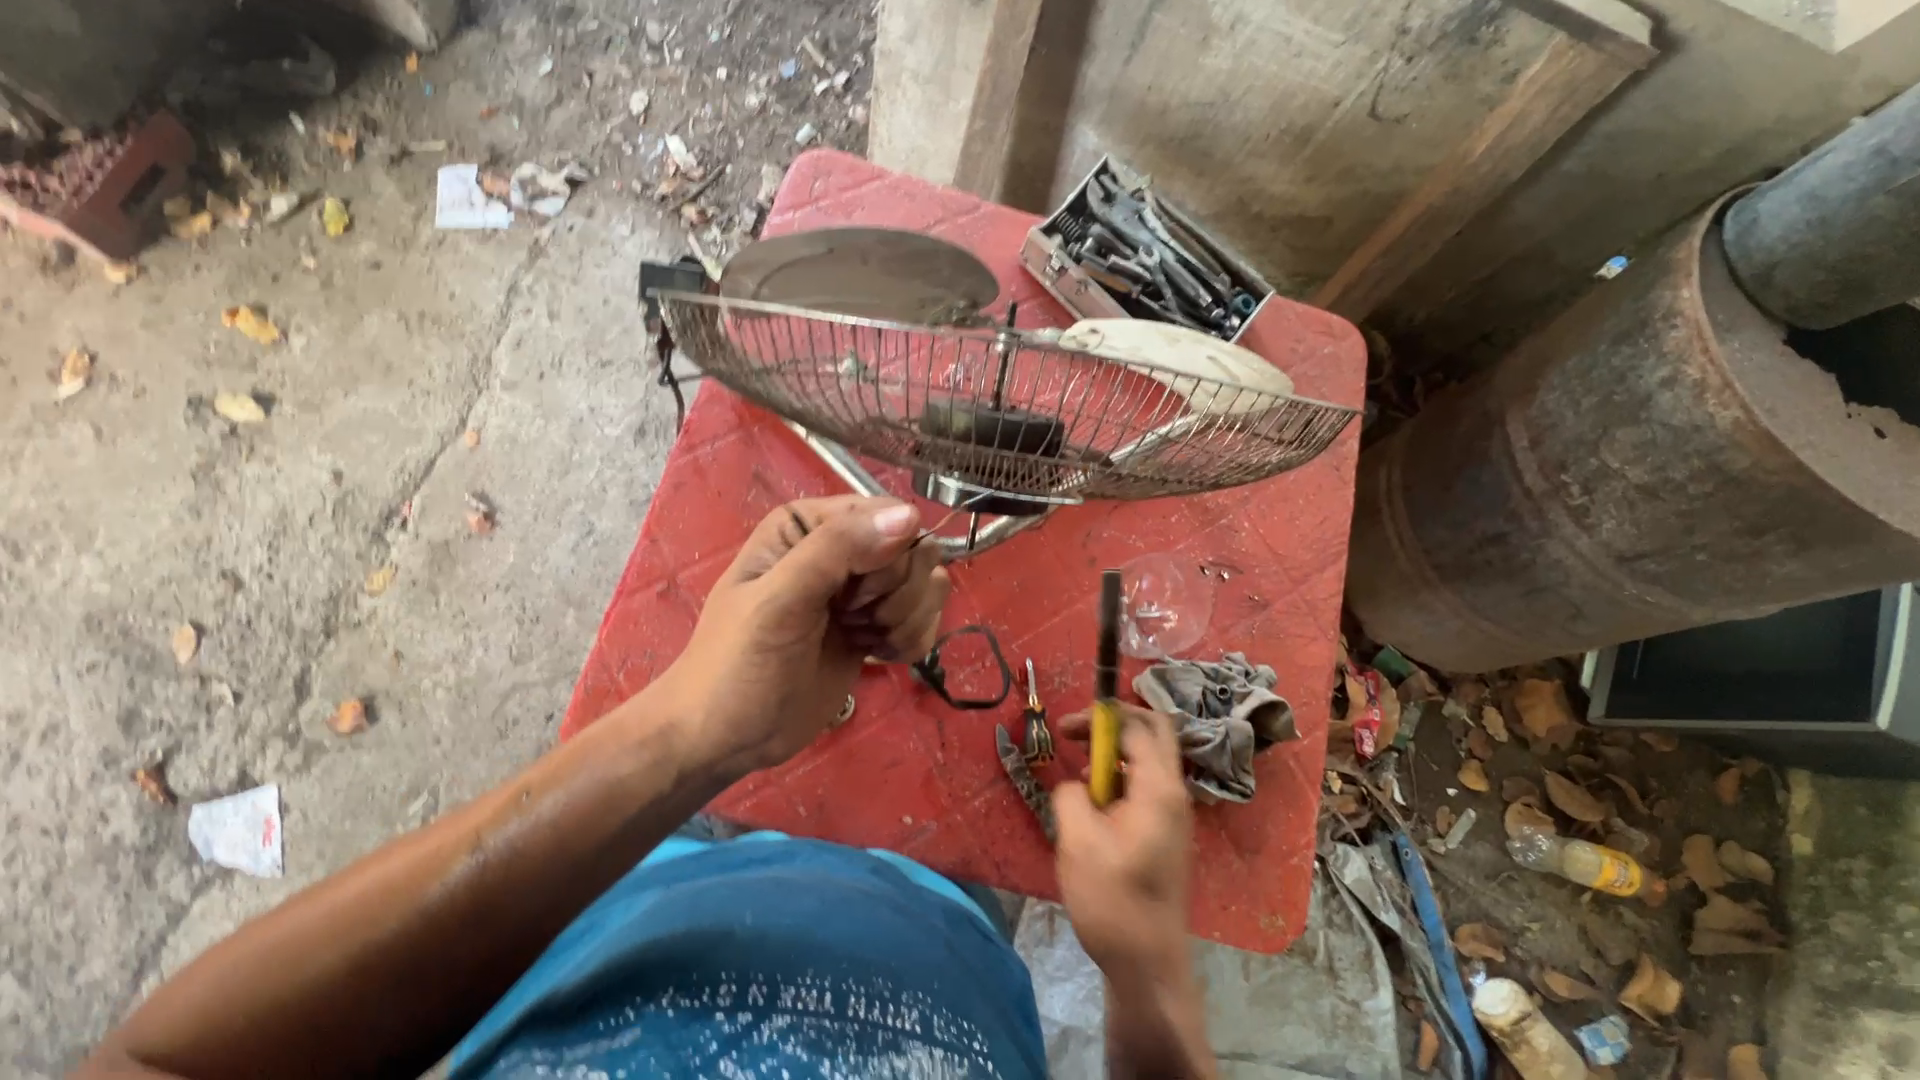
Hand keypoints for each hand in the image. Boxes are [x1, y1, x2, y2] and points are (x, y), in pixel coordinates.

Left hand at [652, 496, 949, 776]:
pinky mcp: (877, 628)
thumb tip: (910, 514)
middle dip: (896, 593)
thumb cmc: (739, 664)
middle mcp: (841, 549)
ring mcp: (862, 591)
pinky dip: (911, 641)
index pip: (888, 515)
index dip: (887, 555)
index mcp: (808, 525)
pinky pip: (925, 617)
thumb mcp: (779, 601)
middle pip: (915, 550)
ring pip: (928, 583)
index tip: (855, 597)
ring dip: (907, 620)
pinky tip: (878, 656)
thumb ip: (838, 549)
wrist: (728, 738)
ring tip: (864, 641)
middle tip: (854, 622)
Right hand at [1053, 703, 1194, 978]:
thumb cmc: (1112, 901)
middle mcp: (1175, 794)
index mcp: (1159, 789)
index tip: (1064, 731)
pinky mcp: (1167, 835)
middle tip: (1077, 738)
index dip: (1100, 717)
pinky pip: (1146, 789)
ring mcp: (1175, 816)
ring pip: (1150, 762)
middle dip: (1114, 725)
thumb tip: (1076, 786)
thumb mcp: (1077, 842)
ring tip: (1081, 781)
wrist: (1148, 963)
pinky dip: (1120, 783)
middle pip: (1154, 734)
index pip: (1138, 725)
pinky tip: (1094, 810)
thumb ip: (1071, 796)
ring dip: (1115, 757)